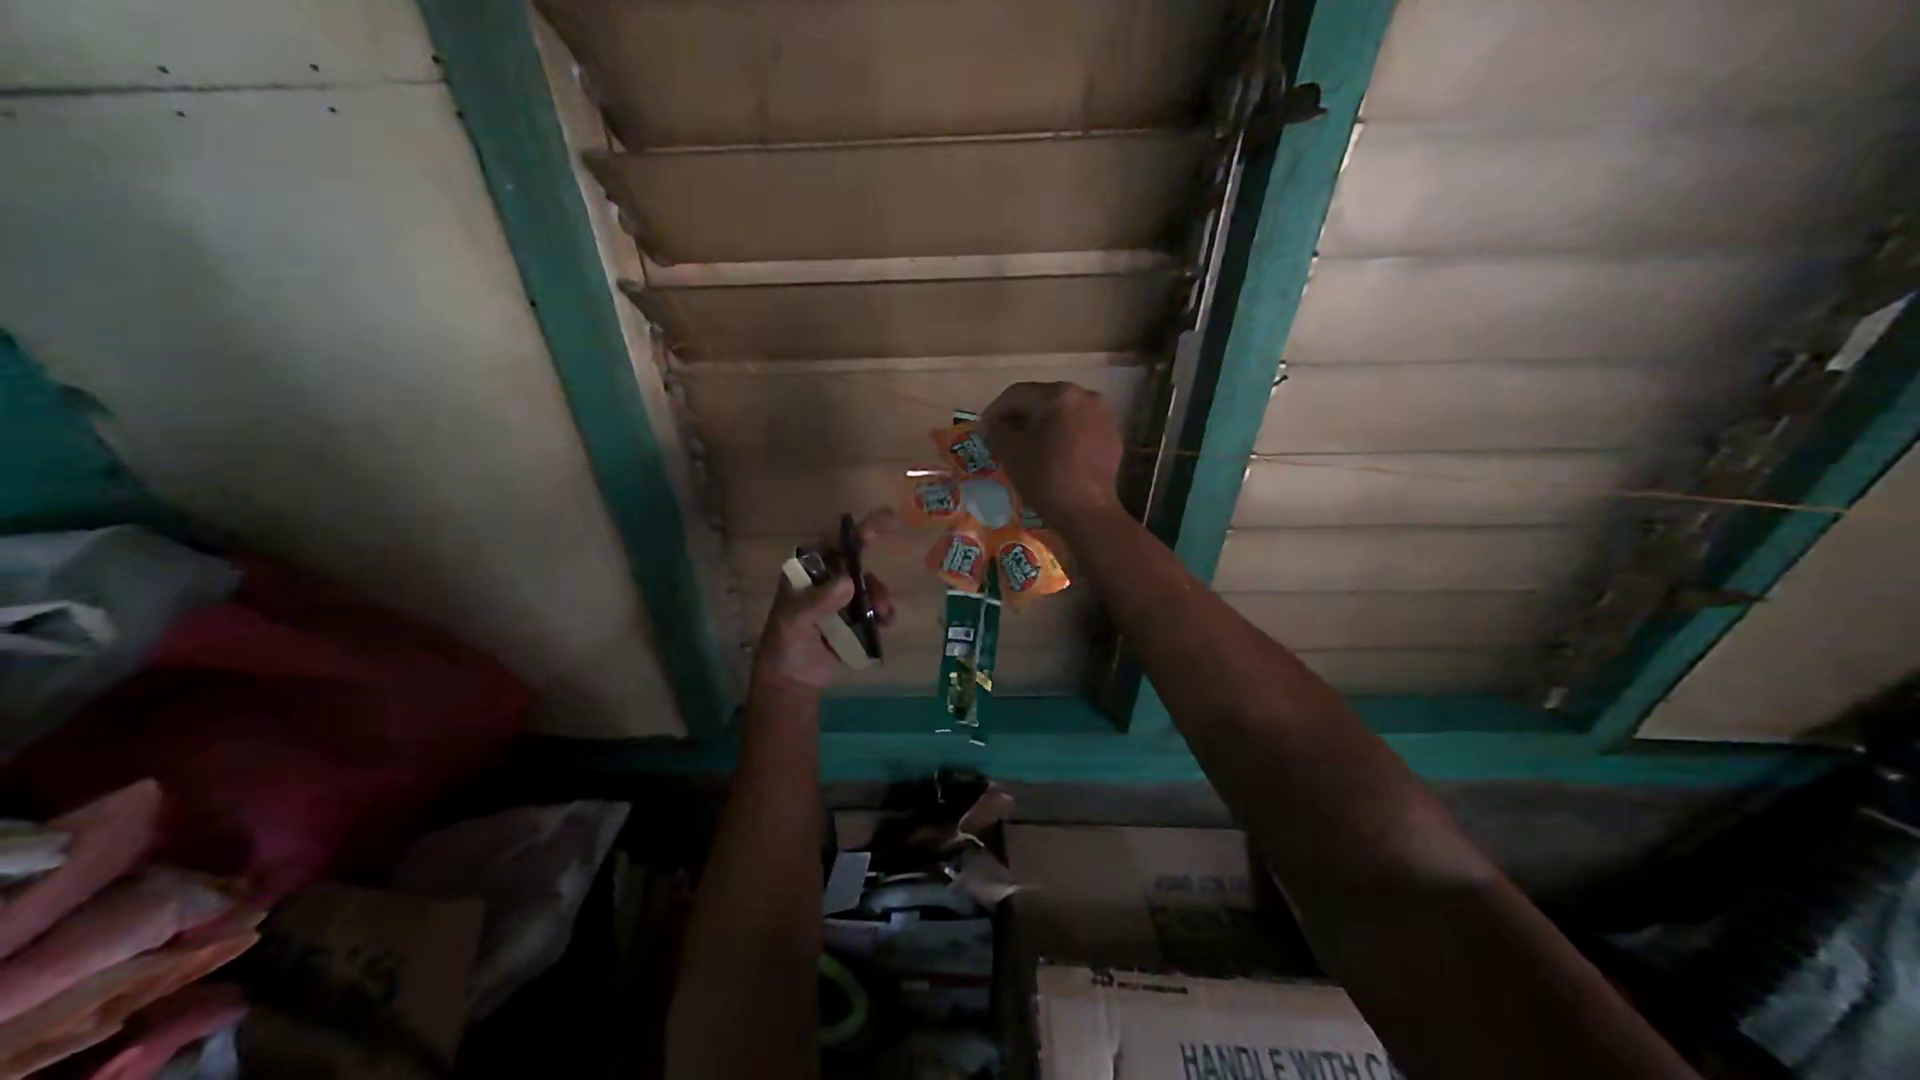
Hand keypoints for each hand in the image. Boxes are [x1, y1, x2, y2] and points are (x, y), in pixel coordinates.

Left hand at [751, 512, 896, 693]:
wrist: (791, 683)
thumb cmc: (784, 648)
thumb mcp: (793, 622)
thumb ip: (818, 602)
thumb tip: (849, 583)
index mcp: (804, 576)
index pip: (829, 545)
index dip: (851, 534)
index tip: (873, 529)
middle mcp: (823, 583)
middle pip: (853, 563)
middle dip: (870, 571)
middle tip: (884, 582)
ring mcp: (839, 602)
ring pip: (866, 586)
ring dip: (880, 595)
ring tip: (884, 614)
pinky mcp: (852, 621)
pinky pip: (872, 608)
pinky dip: (883, 612)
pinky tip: (886, 623)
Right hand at [981, 382, 1123, 524]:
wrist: (1087, 510)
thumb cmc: (1045, 477)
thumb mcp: (1011, 452)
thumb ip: (997, 431)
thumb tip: (994, 426)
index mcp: (1058, 395)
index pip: (1018, 395)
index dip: (996, 410)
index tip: (984, 426)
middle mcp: (1085, 396)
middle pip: (1043, 400)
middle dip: (1021, 416)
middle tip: (1003, 434)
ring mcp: (1103, 415)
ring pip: (1064, 413)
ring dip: (1043, 424)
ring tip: (1028, 444)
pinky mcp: (1112, 435)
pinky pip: (1080, 428)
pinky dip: (1064, 435)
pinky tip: (1054, 453)